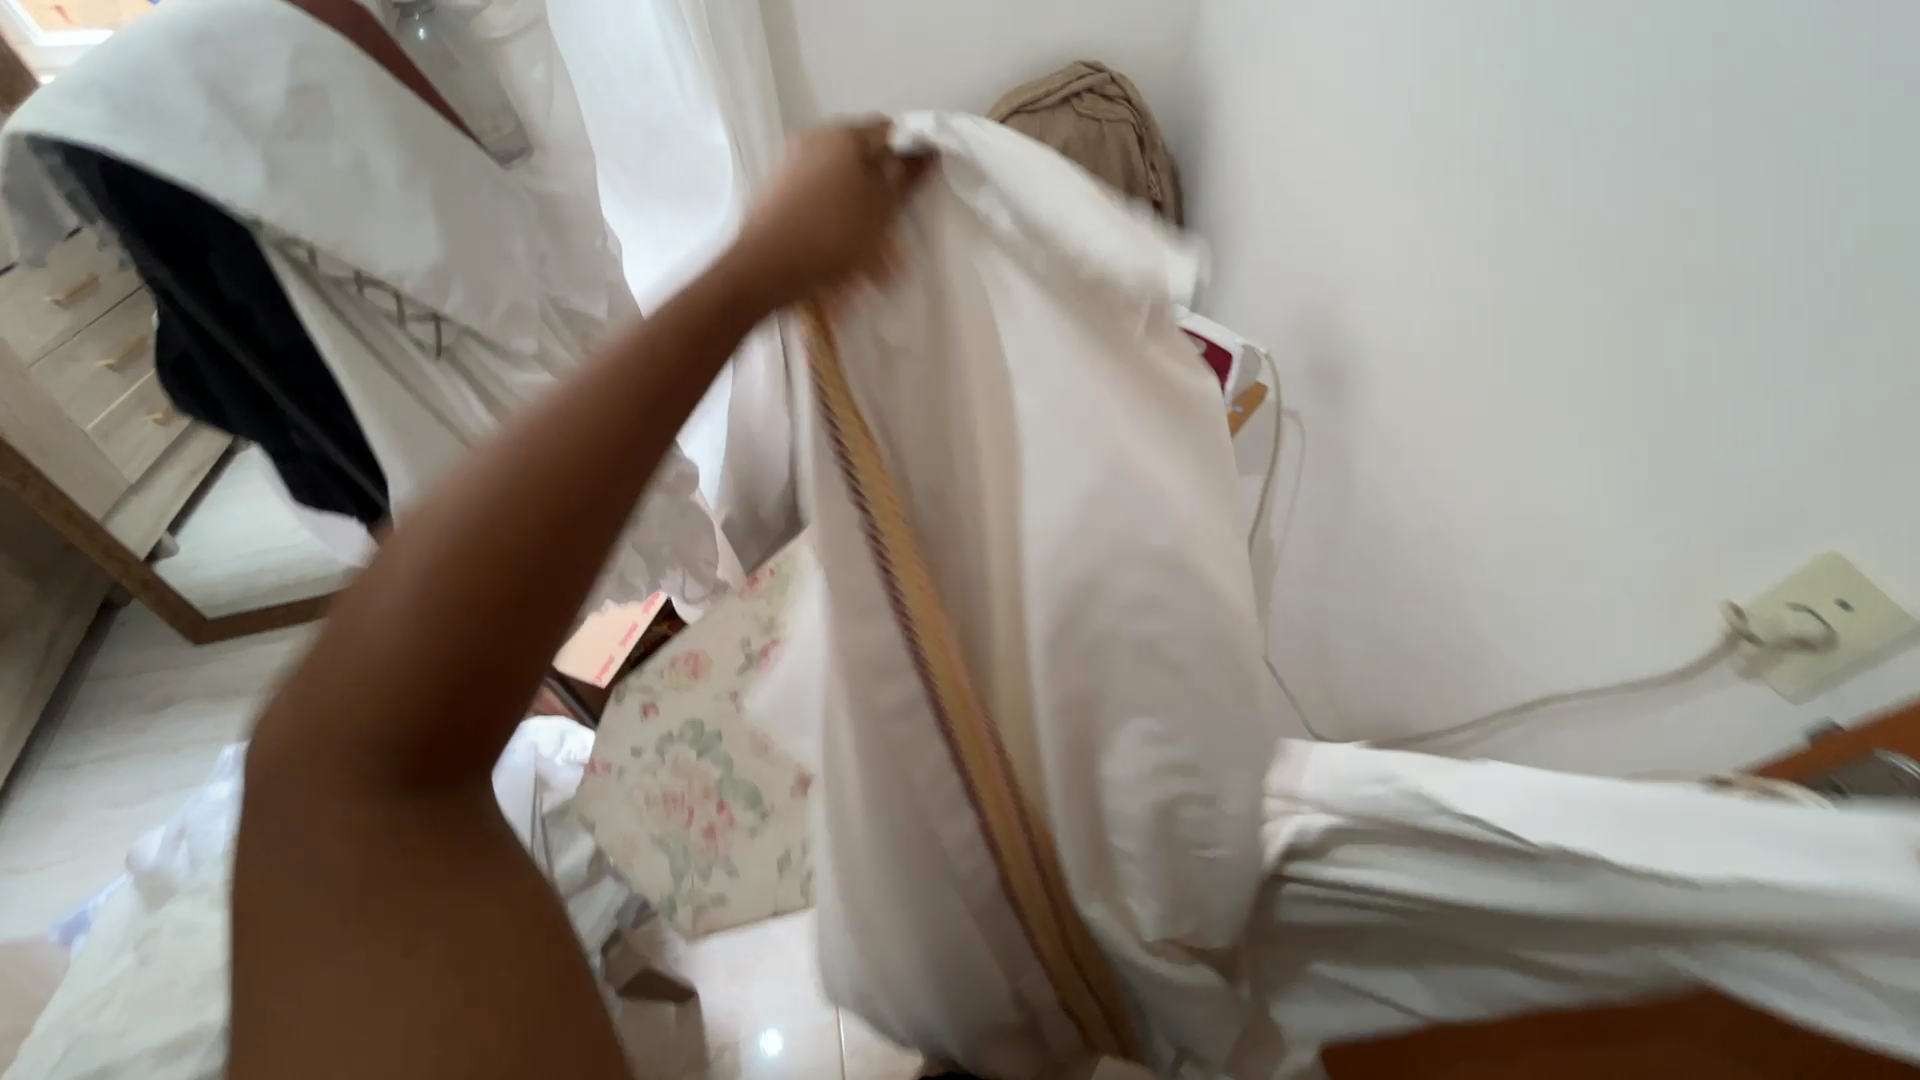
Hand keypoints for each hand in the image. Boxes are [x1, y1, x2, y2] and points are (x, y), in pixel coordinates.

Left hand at [725, 119, 936, 311]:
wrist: (764, 269)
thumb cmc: (832, 236)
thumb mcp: (881, 208)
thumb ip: (905, 176)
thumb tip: (926, 149)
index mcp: (843, 134)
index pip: (890, 130)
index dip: (909, 155)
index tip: (916, 190)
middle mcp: (814, 139)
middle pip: (862, 157)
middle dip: (882, 188)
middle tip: (891, 227)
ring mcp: (792, 165)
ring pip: (841, 181)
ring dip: (859, 210)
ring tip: (866, 250)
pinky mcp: (777, 193)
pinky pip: (818, 199)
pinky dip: (834, 220)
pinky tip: (838, 252)